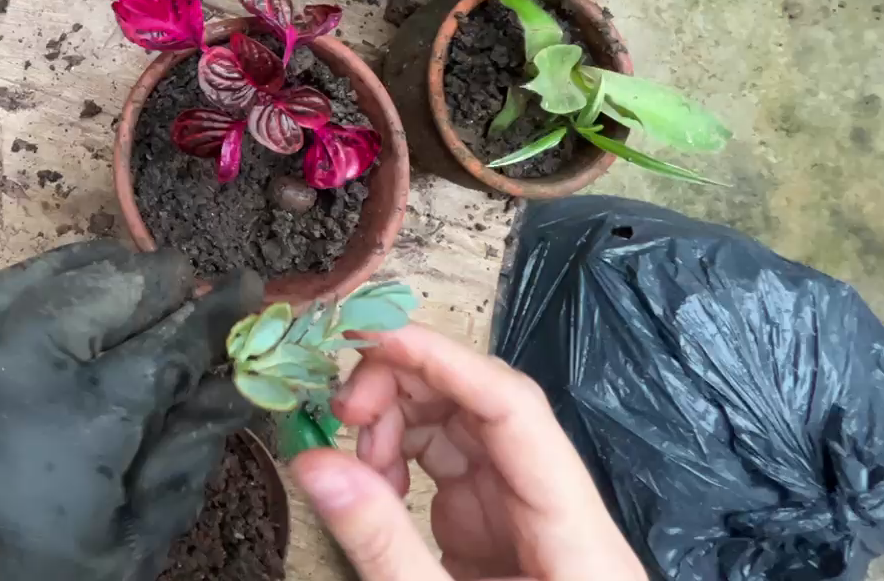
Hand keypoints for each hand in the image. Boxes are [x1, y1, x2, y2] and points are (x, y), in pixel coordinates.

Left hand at [0, 240, 262, 580]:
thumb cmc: (45, 568)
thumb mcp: (137, 531)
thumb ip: (193, 441)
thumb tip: (243, 370)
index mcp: (78, 415)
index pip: (171, 339)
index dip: (216, 310)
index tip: (248, 285)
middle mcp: (19, 355)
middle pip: (121, 283)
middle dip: (167, 285)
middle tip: (190, 295)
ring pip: (71, 263)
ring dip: (116, 275)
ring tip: (140, 299)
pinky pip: (21, 274)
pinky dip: (62, 279)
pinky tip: (80, 305)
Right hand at [290, 325, 642, 580]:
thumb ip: (381, 546)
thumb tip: (308, 459)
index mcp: (575, 533)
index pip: (512, 407)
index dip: (439, 356)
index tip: (362, 336)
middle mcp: (553, 507)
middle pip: (479, 402)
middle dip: (402, 384)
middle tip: (339, 408)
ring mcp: (523, 515)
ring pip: (457, 424)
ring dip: (393, 418)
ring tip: (351, 452)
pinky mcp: (495, 528)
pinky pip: (443, 460)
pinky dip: (395, 453)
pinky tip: (368, 477)